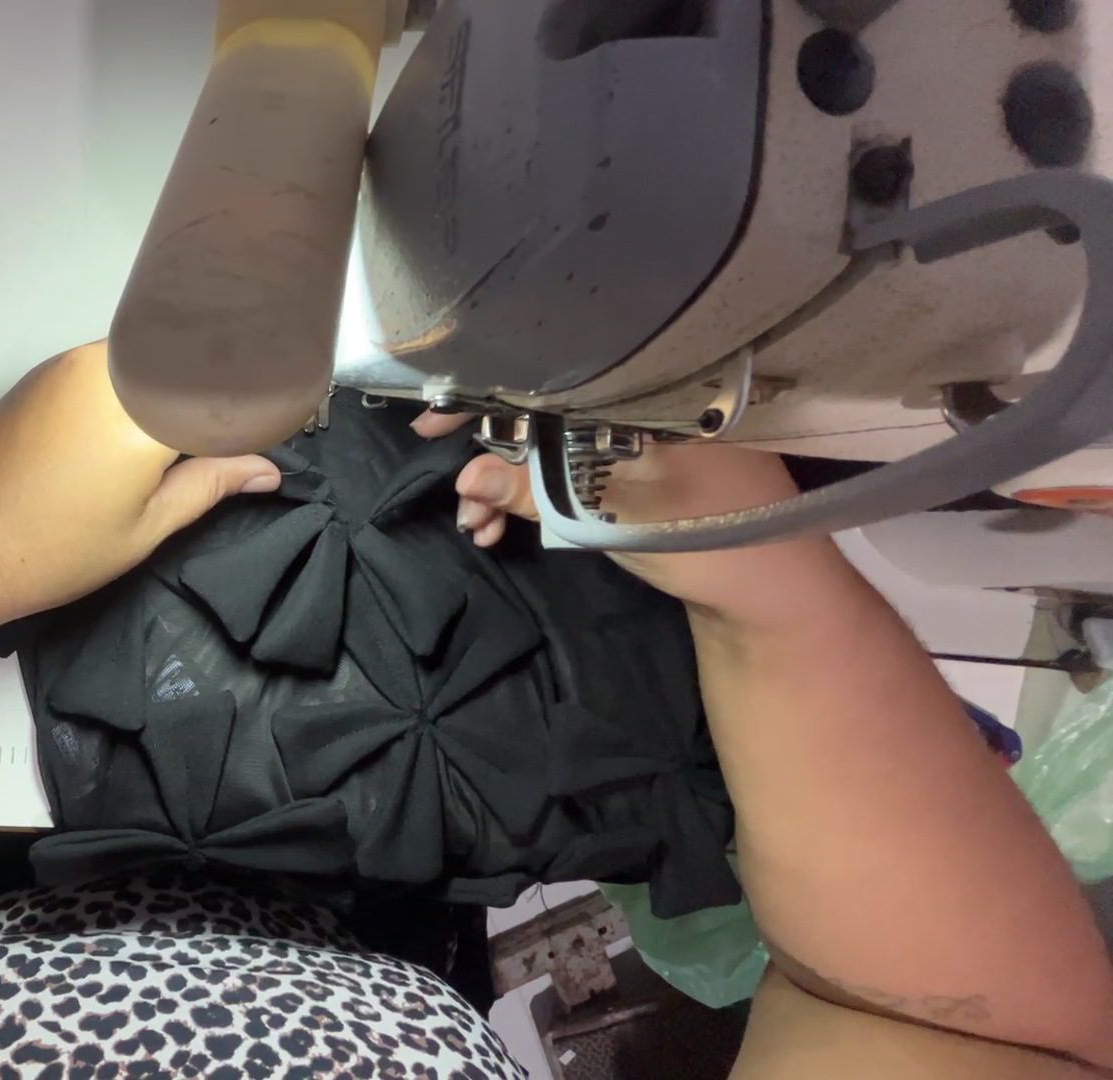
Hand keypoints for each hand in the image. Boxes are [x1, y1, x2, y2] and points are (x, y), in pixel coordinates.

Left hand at [0, 342, 281, 634]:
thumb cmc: (53, 550)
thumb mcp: (144, 529)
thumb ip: (210, 485)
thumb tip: (267, 470)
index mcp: (146, 415)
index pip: (230, 390)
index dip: (267, 403)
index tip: (290, 412)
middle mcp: (115, 370)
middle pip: (197, 354)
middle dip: (232, 381)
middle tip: (249, 420)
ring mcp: (78, 362)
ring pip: (159, 350)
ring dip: (190, 377)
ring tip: (203, 422)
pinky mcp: (53, 368)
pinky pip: (123, 357)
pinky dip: (153, 376)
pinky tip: (156, 413)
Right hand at [412, 411, 860, 629]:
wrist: (765, 589)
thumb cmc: (702, 534)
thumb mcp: (607, 513)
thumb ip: (534, 492)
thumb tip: (463, 480)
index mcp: (640, 391)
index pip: (545, 381)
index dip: (484, 400)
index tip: (432, 421)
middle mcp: (631, 403)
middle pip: (536, 418)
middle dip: (488, 461)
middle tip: (456, 496)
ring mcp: (627, 438)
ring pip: (543, 451)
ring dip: (502, 490)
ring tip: (475, 529)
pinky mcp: (624, 469)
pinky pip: (561, 472)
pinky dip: (529, 499)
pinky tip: (497, 528)